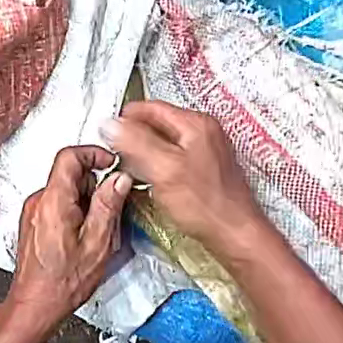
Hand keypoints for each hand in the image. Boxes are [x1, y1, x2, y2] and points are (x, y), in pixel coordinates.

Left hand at [3, 145, 133, 333]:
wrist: (36, 305)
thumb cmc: (63, 282)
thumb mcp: (98, 243)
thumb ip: (108, 205)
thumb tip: (120, 178)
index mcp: (54, 201)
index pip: (70, 156)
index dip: (94, 154)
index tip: (111, 164)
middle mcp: (39, 202)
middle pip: (71, 175)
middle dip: (94, 188)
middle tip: (108, 213)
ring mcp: (33, 212)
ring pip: (66, 191)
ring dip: (86, 204)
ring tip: (94, 233)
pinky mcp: (33, 223)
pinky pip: (58, 205)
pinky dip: (75, 214)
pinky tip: (81, 239)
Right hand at [101, 102, 269, 256]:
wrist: (235, 234)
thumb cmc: (205, 204)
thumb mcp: (163, 168)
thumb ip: (135, 142)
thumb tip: (110, 123)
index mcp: (196, 124)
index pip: (151, 108)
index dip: (125, 119)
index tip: (107, 133)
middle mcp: (204, 132)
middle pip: (159, 124)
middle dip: (134, 136)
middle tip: (115, 153)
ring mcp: (208, 151)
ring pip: (166, 143)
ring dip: (146, 153)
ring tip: (129, 169)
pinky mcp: (207, 171)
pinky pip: (175, 159)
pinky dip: (159, 166)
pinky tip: (151, 182)